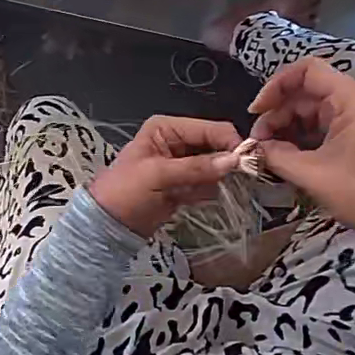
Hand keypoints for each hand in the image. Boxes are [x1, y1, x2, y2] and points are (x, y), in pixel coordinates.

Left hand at [89, 115, 243, 236]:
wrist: (107, 226)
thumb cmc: (125, 192)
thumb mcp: (157, 175)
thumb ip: (196, 168)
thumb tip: (233, 161)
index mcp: (167, 128)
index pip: (209, 128)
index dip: (229, 142)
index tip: (247, 161)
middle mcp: (177, 141)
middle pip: (215, 145)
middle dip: (227, 161)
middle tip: (243, 177)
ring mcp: (182, 164)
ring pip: (215, 166)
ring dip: (219, 178)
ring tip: (216, 189)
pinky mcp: (185, 185)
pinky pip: (208, 184)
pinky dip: (210, 191)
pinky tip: (200, 198)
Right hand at [248, 57, 354, 239]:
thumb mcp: (314, 174)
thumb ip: (277, 156)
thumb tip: (254, 148)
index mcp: (352, 99)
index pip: (307, 71)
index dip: (276, 85)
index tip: (257, 112)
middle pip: (306, 93)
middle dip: (277, 115)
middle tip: (259, 143)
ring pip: (312, 113)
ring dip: (287, 129)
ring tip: (268, 153)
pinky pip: (323, 129)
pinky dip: (302, 140)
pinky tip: (286, 158)